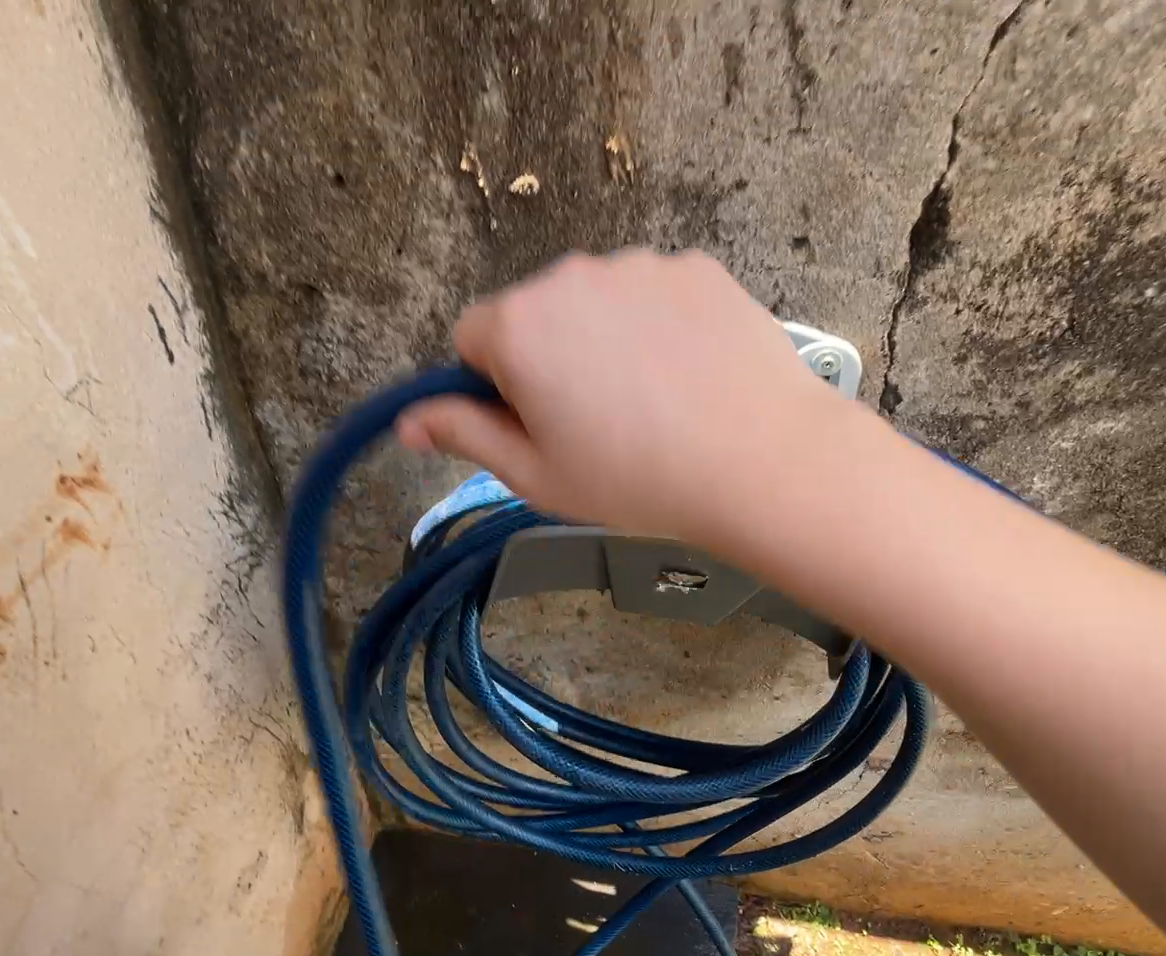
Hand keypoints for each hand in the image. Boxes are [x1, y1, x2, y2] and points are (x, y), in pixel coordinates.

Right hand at [397, 249, 865, 545]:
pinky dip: (657, 325)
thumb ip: (463, 435)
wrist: (759, 462)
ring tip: (651, 402)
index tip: (534, 422)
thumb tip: (406, 420)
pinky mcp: (694, 266)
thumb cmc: (636, 480)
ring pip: (594, 302)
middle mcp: (570, 276)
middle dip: (547, 357)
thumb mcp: (535, 475)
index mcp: (519, 326)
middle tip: (595, 421)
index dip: (493, 385)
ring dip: (602, 338)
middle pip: (533, 314)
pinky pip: (651, 294)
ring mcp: (638, 265)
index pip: (470, 338)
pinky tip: (689, 374)